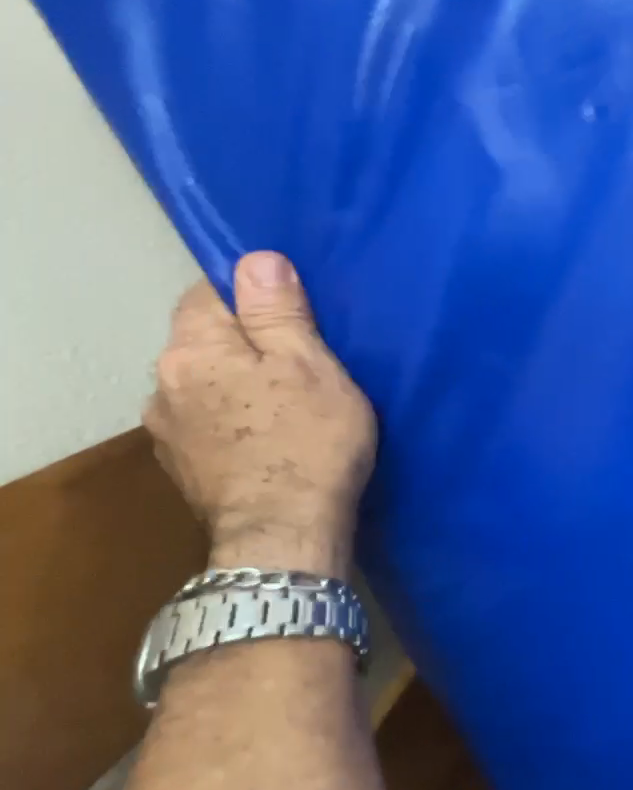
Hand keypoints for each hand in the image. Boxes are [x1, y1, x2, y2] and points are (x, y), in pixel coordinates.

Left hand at [143, 251, 375, 578]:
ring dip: (239, 385)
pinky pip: (209, 422)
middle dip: (248, 344)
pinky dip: (236, 420)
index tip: (297, 314)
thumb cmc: (309, 440)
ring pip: (206, 384)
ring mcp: (167, 428)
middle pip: (206, 342)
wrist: (284, 529)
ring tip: (290, 404)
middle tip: (305, 361)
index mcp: (194, 351)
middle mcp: (164, 383)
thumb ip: (279, 313)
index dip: (252, 295)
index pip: (209, 294)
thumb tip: (257, 260)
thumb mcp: (311, 366)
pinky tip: (271, 438)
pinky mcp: (183, 465)